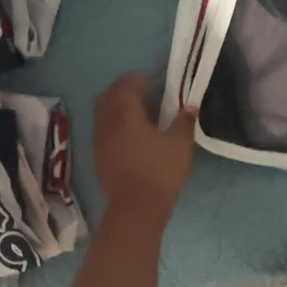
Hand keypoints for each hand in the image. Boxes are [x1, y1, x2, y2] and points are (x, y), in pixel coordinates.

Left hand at [93, 73, 196, 228]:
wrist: (137, 207)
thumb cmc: (160, 171)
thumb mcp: (180, 144)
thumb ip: (184, 121)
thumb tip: (189, 106)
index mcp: (125, 113)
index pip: (126, 85)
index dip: (139, 79)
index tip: (153, 81)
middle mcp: (107, 122)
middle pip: (109, 95)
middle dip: (124, 89)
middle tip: (143, 93)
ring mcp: (99, 140)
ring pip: (103, 112)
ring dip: (117, 106)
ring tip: (137, 113)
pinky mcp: (98, 156)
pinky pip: (103, 129)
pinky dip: (114, 123)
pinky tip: (130, 135)